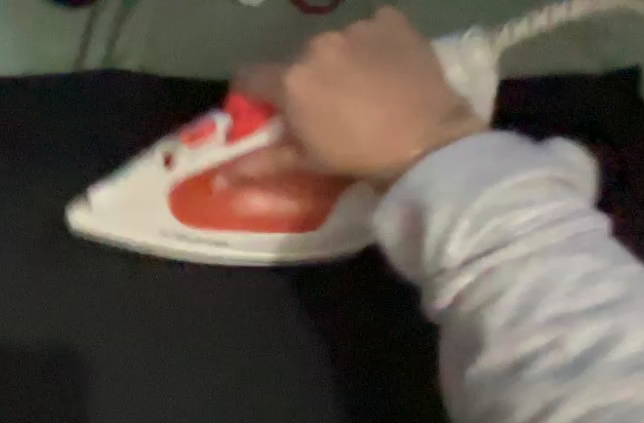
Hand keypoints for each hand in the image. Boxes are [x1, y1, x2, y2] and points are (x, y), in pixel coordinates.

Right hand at [235, 7, 485, 185]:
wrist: (424, 138)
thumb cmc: (355, 154)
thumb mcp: (303, 162)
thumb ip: (258, 163)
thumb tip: (220, 179)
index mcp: (290, 79)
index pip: (249, 76)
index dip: (252, 94)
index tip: (263, 110)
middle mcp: (318, 45)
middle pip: (295, 61)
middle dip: (300, 81)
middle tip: (320, 109)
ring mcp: (357, 28)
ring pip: (332, 45)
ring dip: (335, 63)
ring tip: (356, 90)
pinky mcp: (391, 21)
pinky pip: (369, 30)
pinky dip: (369, 47)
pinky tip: (382, 70)